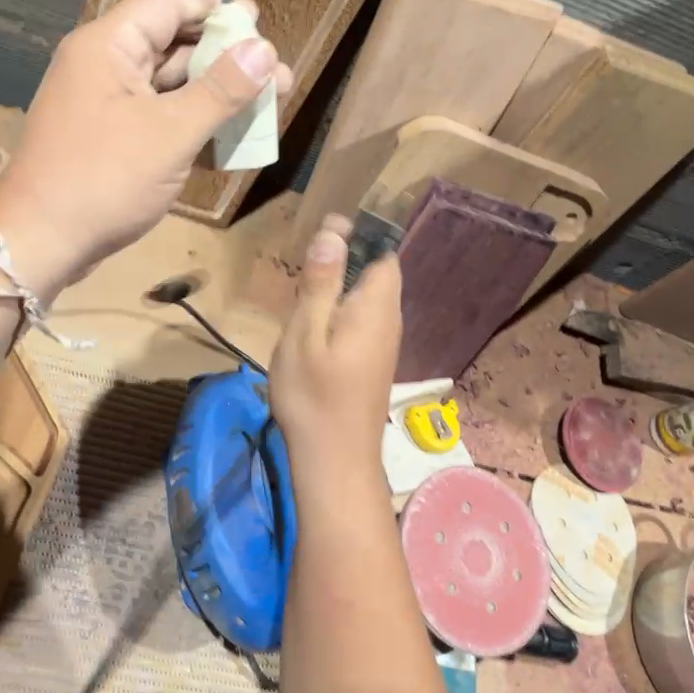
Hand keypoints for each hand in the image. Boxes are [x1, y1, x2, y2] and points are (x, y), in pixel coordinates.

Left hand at [0, 0, 293, 292]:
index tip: (257, 19)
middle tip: (276, 68)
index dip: (213, 9)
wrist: (41, 241)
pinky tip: (233, 135)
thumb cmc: (104, 178)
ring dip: (215, 95)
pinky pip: (159, 119)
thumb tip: (264, 48)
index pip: (166, 6)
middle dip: (225, 58)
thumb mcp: (171, 132)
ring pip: (170, 87)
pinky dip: (193, 124)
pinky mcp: (111, 141)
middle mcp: (104, 67)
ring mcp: (106, 106)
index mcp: (108, 47)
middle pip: (172, 46)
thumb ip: (220, 89)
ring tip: (269, 101)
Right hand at [269, 214, 402, 467]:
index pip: (383, 253)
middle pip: (376, 274)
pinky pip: (362, 320)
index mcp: (377, 306)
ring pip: (367, 299)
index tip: (322, 237)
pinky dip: (340, 314)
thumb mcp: (306, 332)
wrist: (335, 461)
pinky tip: (313, 330)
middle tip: (304, 271)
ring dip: (339, 290)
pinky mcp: (374, 362)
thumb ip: (321, 282)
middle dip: (344, 263)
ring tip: (303, 298)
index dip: (358, 236)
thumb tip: (335, 231)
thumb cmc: (314, 395)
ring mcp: (385, 344)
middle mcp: (390, 320)